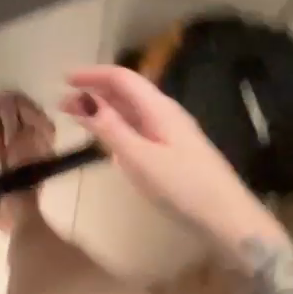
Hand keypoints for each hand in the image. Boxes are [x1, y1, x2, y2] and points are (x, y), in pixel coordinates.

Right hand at [60, 65, 282, 247]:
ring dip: (104, 109)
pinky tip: (109, 140)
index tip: (64, 80)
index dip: (92, 75)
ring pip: (133, 109)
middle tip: (63, 104)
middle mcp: (166, 112)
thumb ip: (110, 129)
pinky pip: (140, 126)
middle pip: (126, 91)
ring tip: (78, 119)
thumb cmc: (183, 187)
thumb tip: (82, 101)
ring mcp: (172, 131)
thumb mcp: (140, 159)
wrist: (230, 219)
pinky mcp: (175, 150)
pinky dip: (118, 125)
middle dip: (94, 92)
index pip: (121, 78)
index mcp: (158, 108)